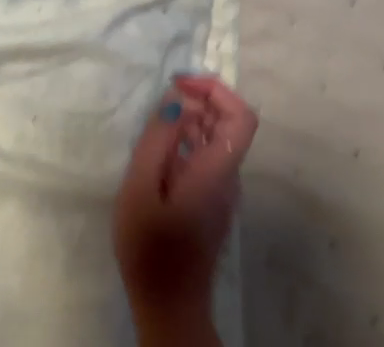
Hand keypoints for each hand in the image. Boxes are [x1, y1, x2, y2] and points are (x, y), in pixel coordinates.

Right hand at [114, 74, 257, 344]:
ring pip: (216, 139)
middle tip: (159, 98)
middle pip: (230, 124)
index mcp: (216, 171)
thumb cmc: (149, 244)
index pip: (242, 117)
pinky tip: (156, 150)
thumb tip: (178, 99)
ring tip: (152, 122)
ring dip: (190, 119)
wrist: (167, 300)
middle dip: (199, 99)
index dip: (216, 90)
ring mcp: (222, 191)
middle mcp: (229, 177)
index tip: (179, 83)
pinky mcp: (210, 201)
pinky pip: (205, 156)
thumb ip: (159, 139)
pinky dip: (185, 140)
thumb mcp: (141, 185)